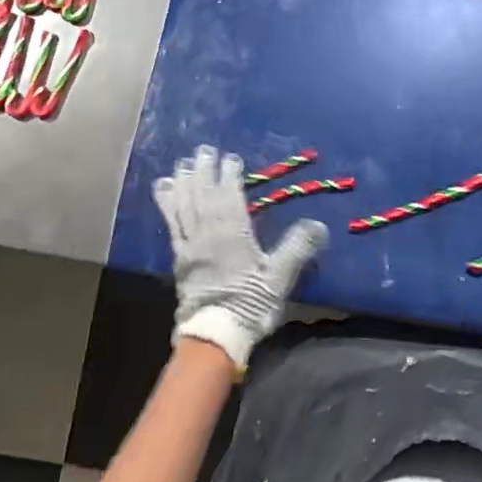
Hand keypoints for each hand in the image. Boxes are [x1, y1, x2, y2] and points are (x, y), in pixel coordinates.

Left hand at [153, 145, 326, 368]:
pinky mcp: (178, 255)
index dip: (230, 175)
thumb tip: (318, 224)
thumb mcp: (279, 277)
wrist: (215, 331)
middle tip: (203, 150)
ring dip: (184, 180)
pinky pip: (171, 222)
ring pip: (185, 203)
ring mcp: (190, 241)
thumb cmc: (250, 304)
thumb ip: (296, 248)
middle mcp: (209, 230)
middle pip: (204, 193)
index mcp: (233, 232)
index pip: (230, 194)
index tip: (231, 158)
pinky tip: (163, 188)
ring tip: (183, 163)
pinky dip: (166, 202)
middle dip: (204, 170)